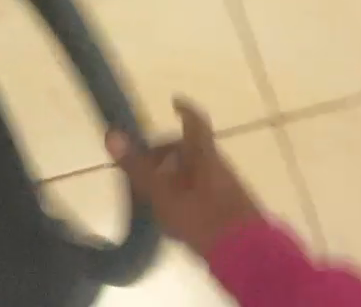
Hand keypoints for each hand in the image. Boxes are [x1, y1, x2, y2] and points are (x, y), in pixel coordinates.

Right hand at [107, 99, 262, 259]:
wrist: (249, 258)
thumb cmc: (201, 216)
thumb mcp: (162, 192)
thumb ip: (136, 165)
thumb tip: (111, 134)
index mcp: (202, 153)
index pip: (195, 121)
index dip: (184, 109)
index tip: (173, 103)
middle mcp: (218, 164)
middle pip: (190, 150)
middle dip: (166, 156)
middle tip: (145, 168)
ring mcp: (228, 189)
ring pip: (196, 174)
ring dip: (175, 180)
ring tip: (155, 199)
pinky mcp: (232, 212)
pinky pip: (204, 195)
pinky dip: (187, 199)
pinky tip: (175, 220)